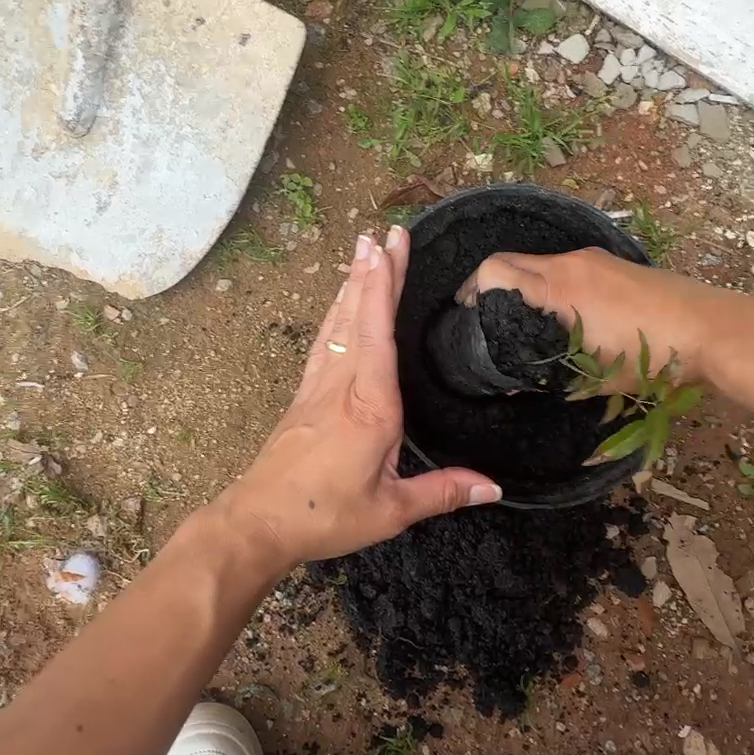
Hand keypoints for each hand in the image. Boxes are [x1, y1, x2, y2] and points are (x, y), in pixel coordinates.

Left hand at [212, 227, 501, 571]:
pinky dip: (335, 314)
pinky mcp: (304, 397)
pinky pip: (324, 343)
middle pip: (358, 315)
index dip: (385, 284)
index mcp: (370, 405)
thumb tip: (495, 488)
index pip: (379, 330)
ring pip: (337, 323)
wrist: (258, 522)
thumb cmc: (324, 515)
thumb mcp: (391, 510)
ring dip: (351, 285)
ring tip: (361, 252)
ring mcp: (318, 387)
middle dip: (372, 271)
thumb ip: (443, 492)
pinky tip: (338, 305)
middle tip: (384, 232)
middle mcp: (342, 385)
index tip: (390, 245)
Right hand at [457, 247, 716, 390]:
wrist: (714, 329)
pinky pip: (568, 266)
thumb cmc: (652, 355)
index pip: (496, 269)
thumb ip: (552, 374)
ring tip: (522, 315)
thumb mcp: (595, 376)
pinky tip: (563, 310)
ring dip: (525, 281)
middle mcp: (572, 262)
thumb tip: (519, 382)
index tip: (465, 310)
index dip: (472, 287)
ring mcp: (596, 259)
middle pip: (514, 260)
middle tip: (483, 311)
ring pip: (543, 263)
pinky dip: (552, 282)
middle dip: (492, 282)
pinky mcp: (616, 263)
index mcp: (559, 287)